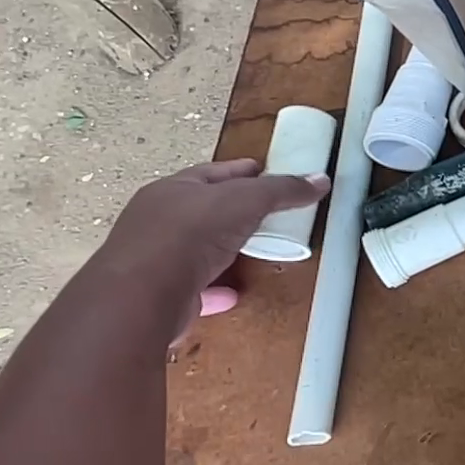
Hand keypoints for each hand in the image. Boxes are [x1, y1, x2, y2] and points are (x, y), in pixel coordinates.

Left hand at [95, 159, 328, 316]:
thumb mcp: (247, 200)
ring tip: (255, 248)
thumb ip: (284, 190)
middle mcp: (158, 219)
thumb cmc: (191, 232)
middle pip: (204, 207)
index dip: (243, 170)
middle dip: (233, 208)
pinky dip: (216, 286)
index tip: (269, 171)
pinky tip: (233, 292)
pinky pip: (196, 284)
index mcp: (174, 189)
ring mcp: (156, 256)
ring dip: (224, 246)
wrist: (143, 294)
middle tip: (269, 209)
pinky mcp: (160, 291)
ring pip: (197, 245)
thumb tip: (321, 180)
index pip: (214, 172)